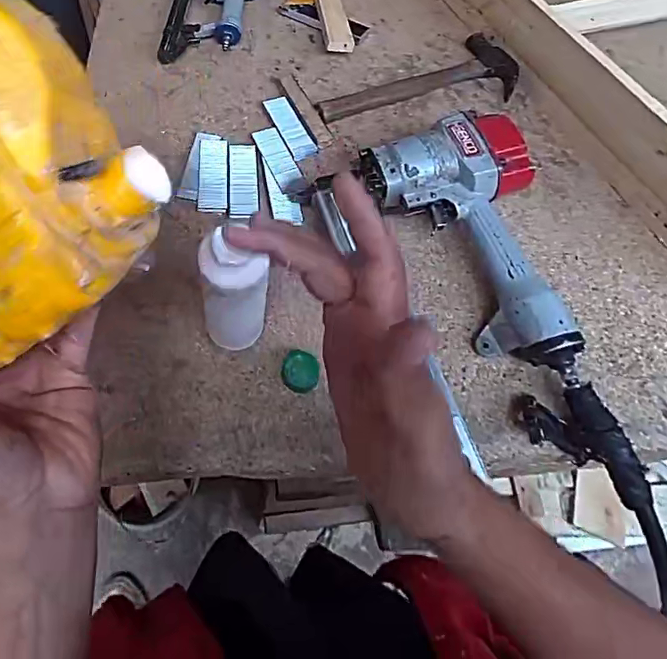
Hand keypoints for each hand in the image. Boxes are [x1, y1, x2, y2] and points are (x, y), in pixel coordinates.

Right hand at [226, 174, 487, 541]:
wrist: (412, 485)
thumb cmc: (420, 454)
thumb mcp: (415, 420)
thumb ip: (409, 374)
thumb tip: (420, 328)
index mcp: (389, 322)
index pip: (377, 256)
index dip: (361, 217)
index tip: (341, 181)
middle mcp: (372, 313)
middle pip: (331, 260)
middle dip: (292, 239)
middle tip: (246, 227)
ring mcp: (356, 326)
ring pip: (321, 271)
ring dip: (288, 250)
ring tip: (247, 233)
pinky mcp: (341, 343)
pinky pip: (315, 294)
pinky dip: (292, 274)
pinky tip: (274, 264)